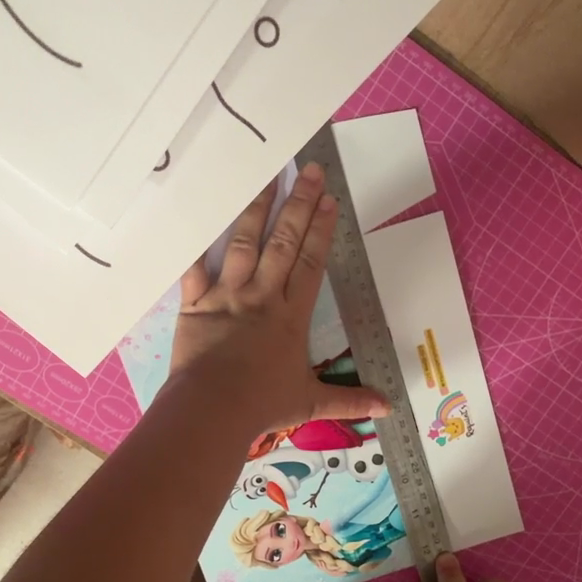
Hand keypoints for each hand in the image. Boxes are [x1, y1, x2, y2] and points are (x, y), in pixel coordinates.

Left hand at [169, 163, 387, 432]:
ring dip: (256, 209)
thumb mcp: (310, 403)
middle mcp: (261, 296)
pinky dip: (197, 244)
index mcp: (291, 316)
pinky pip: (194, 267)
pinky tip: (201, 215)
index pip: (310, 263)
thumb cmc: (262, 405)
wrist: (212, 409)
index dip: (321, 231)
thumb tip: (387, 409)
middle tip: (310, 171)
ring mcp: (226, 296)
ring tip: (267, 177)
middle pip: (283, 242)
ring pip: (244, 243)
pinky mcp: (195, 304)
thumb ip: (349, 400)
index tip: (330, 200)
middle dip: (299, 205)